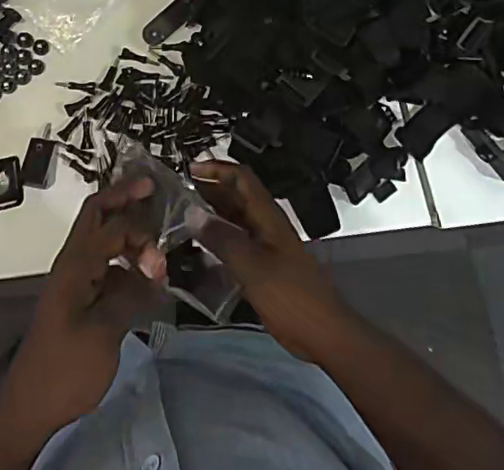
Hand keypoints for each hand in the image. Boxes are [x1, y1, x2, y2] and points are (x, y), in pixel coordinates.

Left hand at [0, 176, 167, 439]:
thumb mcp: (104, 332)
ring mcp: (76, 279)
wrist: (31, 405)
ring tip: (157, 247)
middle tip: (153, 192)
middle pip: (97, 215)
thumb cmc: (66, 368)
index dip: (137, 222)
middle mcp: (73, 263)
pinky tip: (147, 278)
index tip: (163, 238)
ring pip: (103, 239)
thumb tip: (154, 269)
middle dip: (124, 199)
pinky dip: (126, 262)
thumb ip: (130, 293)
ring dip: (128, 235)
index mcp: (75, 264)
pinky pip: (106, 266)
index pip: (108, 222)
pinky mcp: (81, 298)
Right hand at [190, 160, 351, 360]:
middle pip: (237, 195)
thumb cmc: (291, 296)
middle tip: (179, 192)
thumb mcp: (251, 266)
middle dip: (210, 188)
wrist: (324, 334)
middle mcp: (266, 225)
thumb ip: (221, 238)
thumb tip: (191, 213)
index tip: (190, 169)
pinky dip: (218, 238)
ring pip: (236, 219)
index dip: (217, 168)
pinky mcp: (265, 267)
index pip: (242, 178)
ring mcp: (267, 246)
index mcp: (267, 216)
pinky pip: (237, 242)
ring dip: (212, 213)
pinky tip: (199, 248)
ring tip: (183, 216)